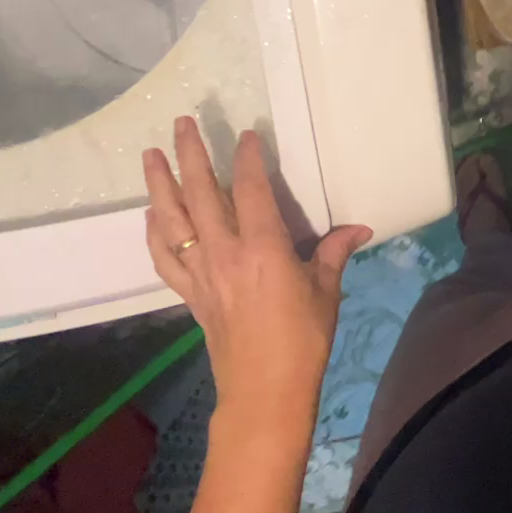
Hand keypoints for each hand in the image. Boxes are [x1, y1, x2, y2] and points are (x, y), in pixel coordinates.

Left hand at [142, 117, 371, 432]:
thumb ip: (335, 252)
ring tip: (150, 154)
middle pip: (200, 194)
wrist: (265, 390)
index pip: (250, 190)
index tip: (247, 133)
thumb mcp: (327, 290)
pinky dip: (155, 231)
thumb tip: (360, 228)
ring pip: (172, 221)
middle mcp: (225, 253)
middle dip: (190, 155)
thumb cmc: (303, 338)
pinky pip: (165, 256)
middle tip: (182, 122)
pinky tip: (153, 214)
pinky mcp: (191, 294)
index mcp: (263, 247)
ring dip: (160, 184)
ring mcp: (202, 274)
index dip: (247, 158)